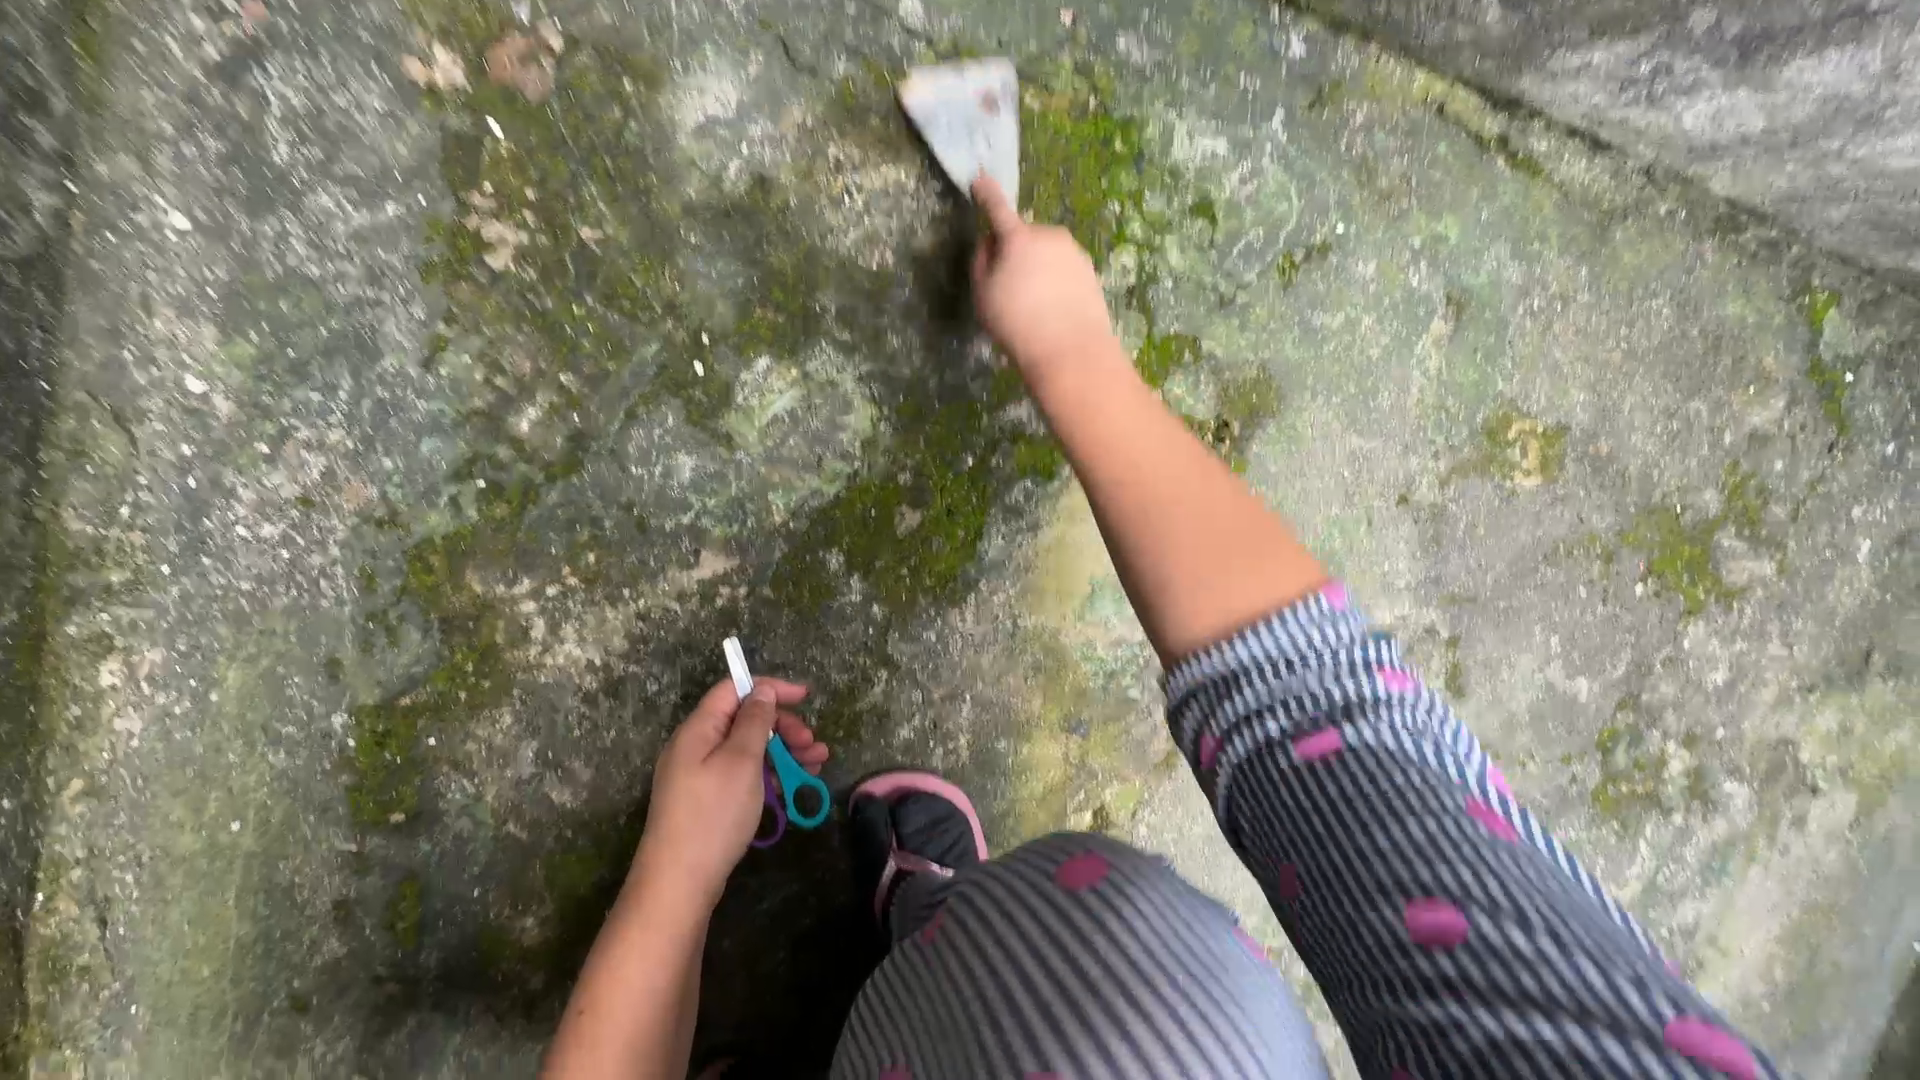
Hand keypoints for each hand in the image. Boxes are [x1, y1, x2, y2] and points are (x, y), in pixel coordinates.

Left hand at [633, 677, 826, 907]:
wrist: (679, 882)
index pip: (733, 690)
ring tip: (817, 764)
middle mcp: (695, 747)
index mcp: (698, 729)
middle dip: (782, 725)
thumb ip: (754, 721)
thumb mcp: (741, 761)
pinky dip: (769, 773)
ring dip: (783, 751)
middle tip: (812, 743)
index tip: (805, 697)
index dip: (769, 688)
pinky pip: (742, 774)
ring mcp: (699, 776)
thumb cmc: (713, 815)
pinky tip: (793, 784)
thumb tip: (762, 691)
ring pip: (747, 749)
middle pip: (743, 720)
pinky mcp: (707, 801)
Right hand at [970, 173, 1125, 387]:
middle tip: (1008, 292)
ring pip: (1046, 256)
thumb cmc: (1017, 324)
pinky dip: (1056, 284)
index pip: (997, 209)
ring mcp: (1074, 253)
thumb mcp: (983, 296)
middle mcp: (1050, 236)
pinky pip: (1064, 271)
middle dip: (1015, 254)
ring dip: (1037, 270)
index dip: (986, 194)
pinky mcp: (1091, 272)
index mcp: (1019, 237)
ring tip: (1034, 309)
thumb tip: (990, 244)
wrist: (1071, 351)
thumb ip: (981, 263)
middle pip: (1024, 238)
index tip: (980, 178)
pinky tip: (1054, 312)